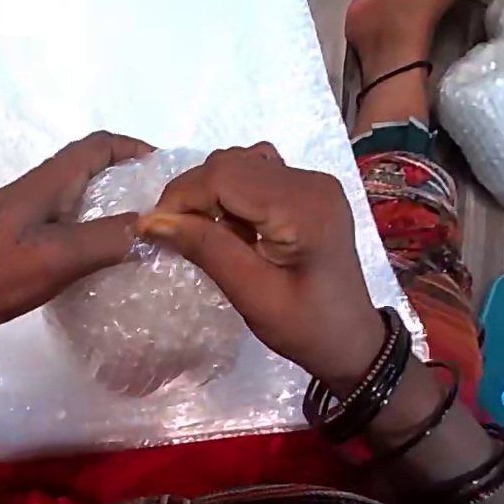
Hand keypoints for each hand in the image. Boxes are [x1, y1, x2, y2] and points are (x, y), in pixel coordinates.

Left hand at [0, 131, 155, 340]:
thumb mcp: (56, 254)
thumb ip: (106, 239)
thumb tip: (153, 226)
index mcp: (48, 183)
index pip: (97, 146)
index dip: (133, 149)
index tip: (165, 171)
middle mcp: (40, 196)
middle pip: (91, 174)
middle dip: (129, 184)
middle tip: (163, 212)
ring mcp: (28, 225)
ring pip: (80, 207)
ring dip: (112, 215)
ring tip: (145, 238)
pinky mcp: (21, 252)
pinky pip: (68, 237)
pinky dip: (93, 243)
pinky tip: (108, 266)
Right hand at [138, 143, 385, 391]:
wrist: (351, 341)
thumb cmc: (305, 328)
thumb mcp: (252, 294)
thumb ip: (206, 249)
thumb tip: (153, 221)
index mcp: (304, 206)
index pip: (226, 174)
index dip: (182, 195)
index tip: (154, 228)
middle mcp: (311, 181)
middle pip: (232, 162)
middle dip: (194, 195)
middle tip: (175, 235)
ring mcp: (312, 184)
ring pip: (241, 164)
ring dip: (211, 195)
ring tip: (204, 234)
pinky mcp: (307, 193)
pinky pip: (256, 178)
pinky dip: (231, 197)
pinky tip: (231, 229)